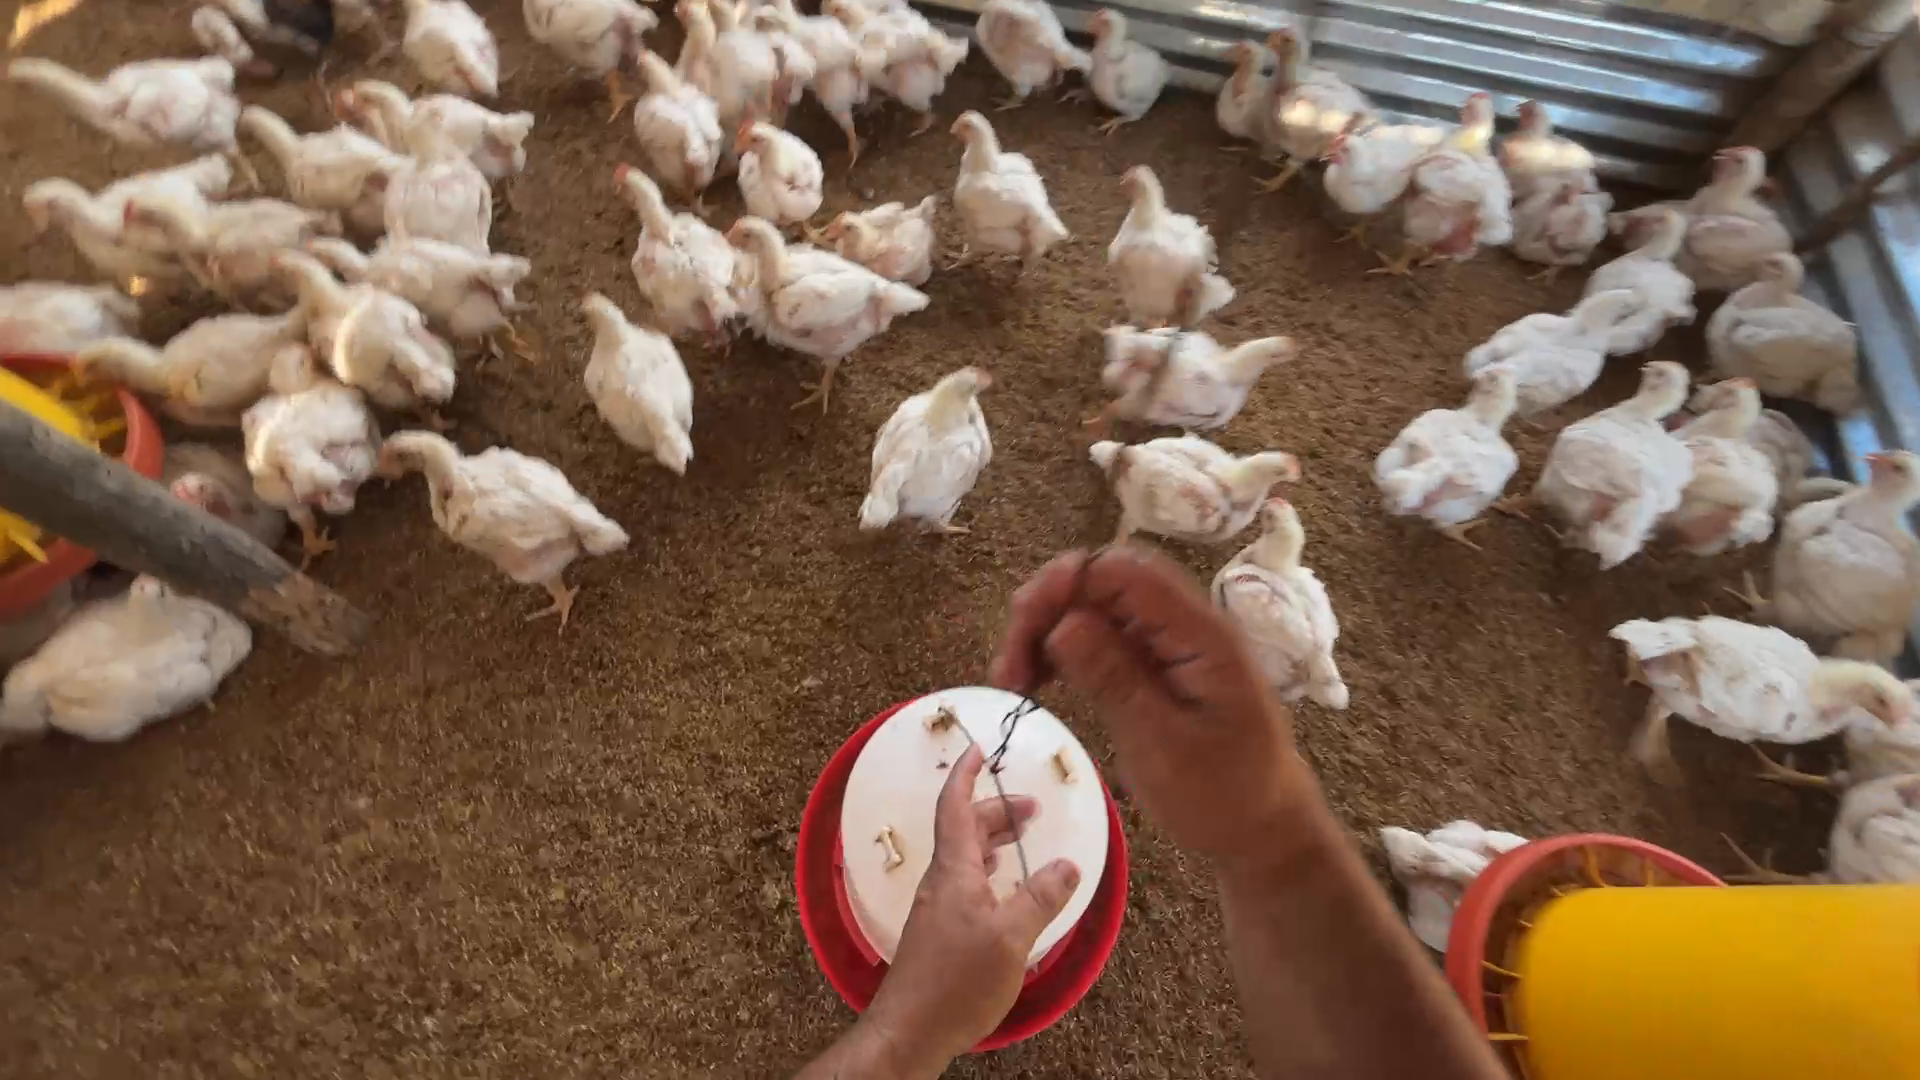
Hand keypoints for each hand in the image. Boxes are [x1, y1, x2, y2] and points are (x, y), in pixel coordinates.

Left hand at [862, 746, 1080, 1074]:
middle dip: (996, 810)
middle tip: (1032, 810)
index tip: (979, 749)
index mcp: (955, 868)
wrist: (909, 1032)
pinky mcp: (939, 928)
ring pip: (965, 854)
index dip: (965, 774)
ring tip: (1022, 838)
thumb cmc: (958, 980)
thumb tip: (1068, 865)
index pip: (955, 805)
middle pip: (965, 828)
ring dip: (993, 839)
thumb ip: (1040, 899)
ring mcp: (938, 904)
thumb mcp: (1011, 938)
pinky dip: (987, 867)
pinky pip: (964, 879)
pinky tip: (1000, 882)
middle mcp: (942, 878)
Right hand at [990, 546, 1318, 862]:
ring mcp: (1165, 643)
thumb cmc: (1223, 796)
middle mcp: (1181, 625)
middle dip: (1047, 610)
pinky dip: (1060, 652)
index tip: (1023, 619)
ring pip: (1091, 610)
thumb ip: (1115, 680)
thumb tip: (1061, 623)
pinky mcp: (1150, 664)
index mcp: (1199, 634)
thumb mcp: (1163, 745)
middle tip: (1009, 662)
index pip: (1127, 572)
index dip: (1069, 580)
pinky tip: (1034, 681)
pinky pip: (1096, 638)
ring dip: (1046, 633)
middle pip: (1102, 585)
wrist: (1263, 832)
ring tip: (1012, 679)